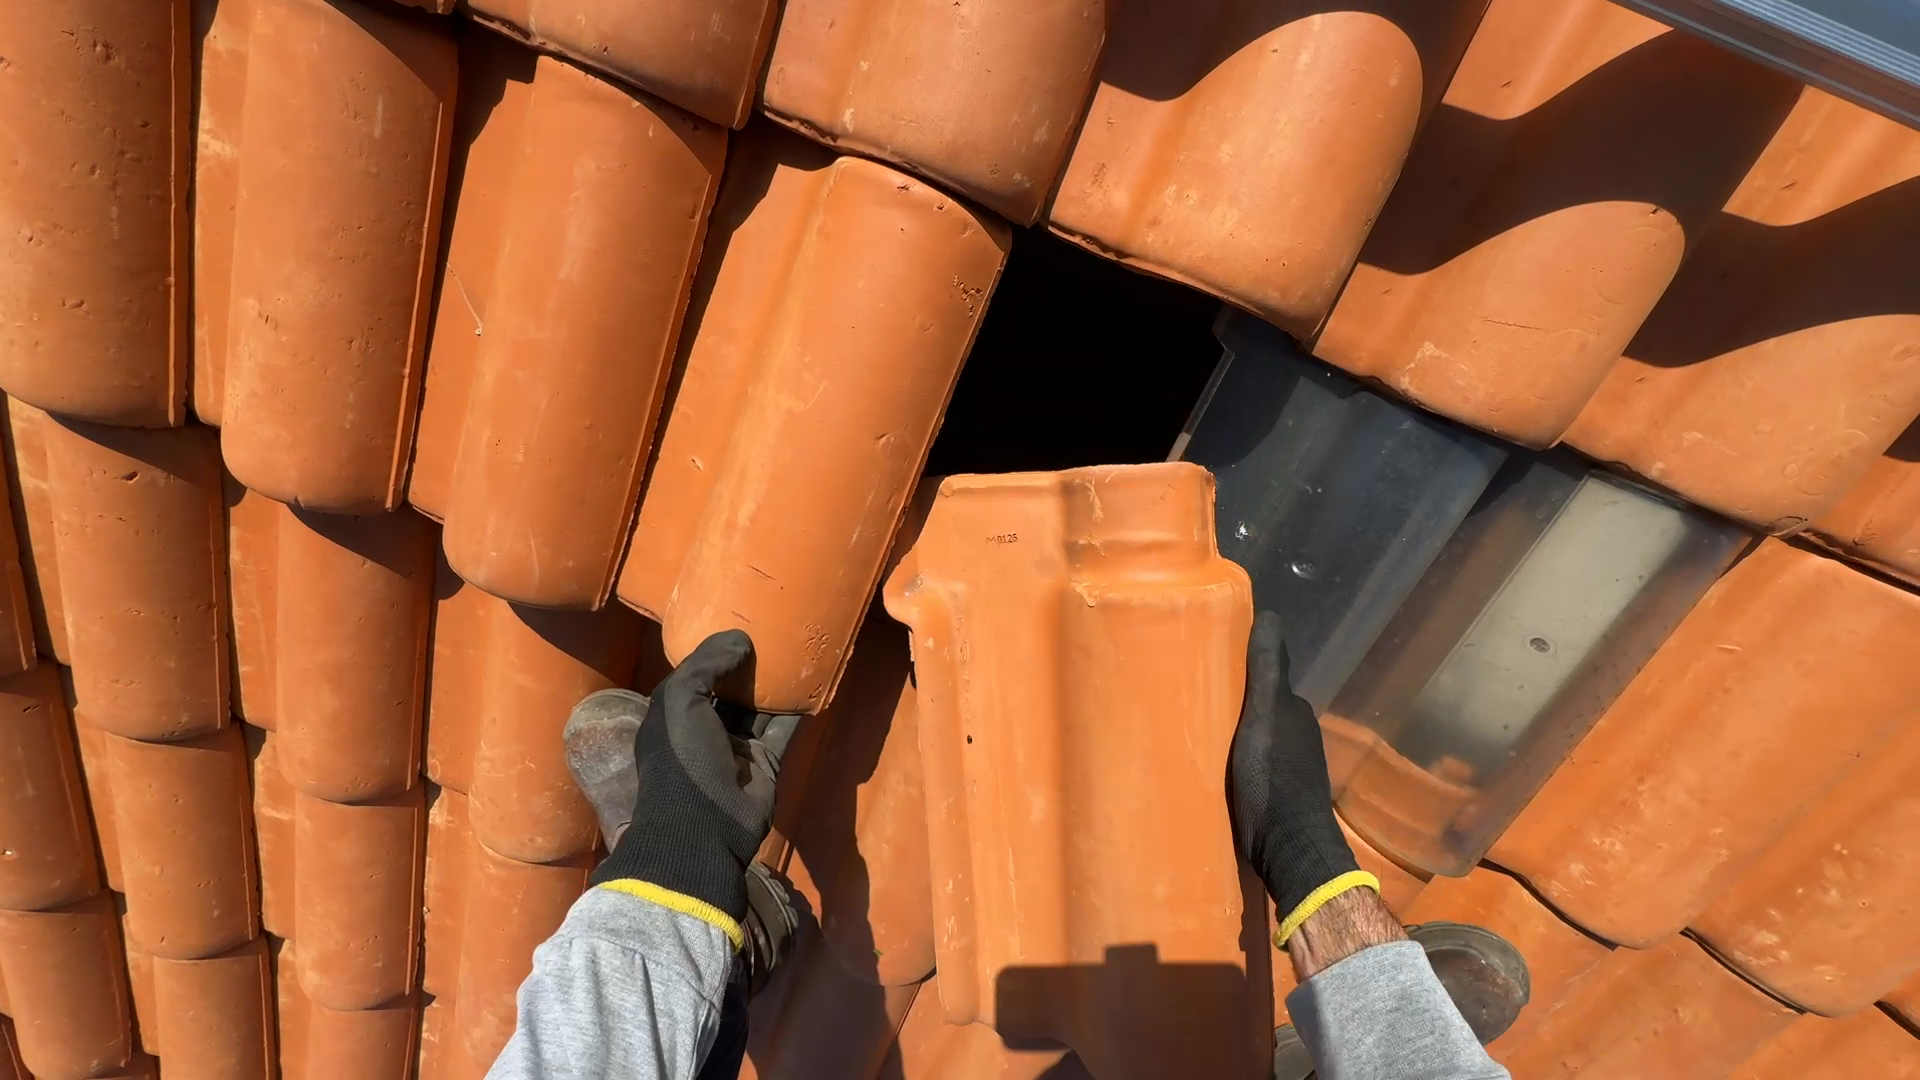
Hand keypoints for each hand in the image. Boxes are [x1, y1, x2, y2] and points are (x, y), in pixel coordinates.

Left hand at [590, 630, 800, 924]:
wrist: (702, 828)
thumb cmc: (681, 758)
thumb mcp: (678, 700)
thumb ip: (706, 663)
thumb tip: (742, 640)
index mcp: (675, 715)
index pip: (696, 676)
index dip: (714, 652)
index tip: (740, 625)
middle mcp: (705, 728)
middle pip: (731, 689)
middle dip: (749, 665)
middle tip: (774, 632)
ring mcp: (738, 747)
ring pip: (761, 707)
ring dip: (777, 683)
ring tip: (798, 649)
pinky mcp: (767, 761)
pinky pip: (785, 728)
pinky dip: (798, 707)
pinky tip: (814, 682)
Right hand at [1229, 611, 1372, 945]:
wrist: (1290, 849)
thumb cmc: (1271, 778)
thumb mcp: (1263, 717)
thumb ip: (1267, 670)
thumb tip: (1269, 615)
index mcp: (1291, 710)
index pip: (1264, 675)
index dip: (1239, 665)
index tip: (1206, 657)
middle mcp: (1295, 732)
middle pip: (1259, 703)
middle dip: (1233, 695)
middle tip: (1191, 690)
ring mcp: (1289, 764)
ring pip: (1256, 732)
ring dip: (1233, 726)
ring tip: (1197, 723)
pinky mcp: (1277, 790)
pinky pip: (1254, 758)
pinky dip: (1236, 752)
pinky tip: (1215, 760)